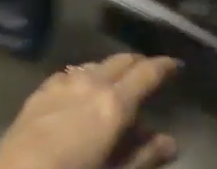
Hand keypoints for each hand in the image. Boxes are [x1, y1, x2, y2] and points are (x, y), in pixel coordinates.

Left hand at [0, 54, 180, 168]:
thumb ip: (144, 156)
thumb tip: (171, 141)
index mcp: (114, 103)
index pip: (147, 73)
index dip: (164, 66)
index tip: (175, 64)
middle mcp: (91, 83)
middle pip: (121, 61)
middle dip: (138, 64)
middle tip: (148, 74)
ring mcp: (63, 83)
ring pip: (96, 64)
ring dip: (111, 70)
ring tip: (116, 85)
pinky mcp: (41, 91)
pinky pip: (71, 74)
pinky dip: (85, 77)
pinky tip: (81, 92)